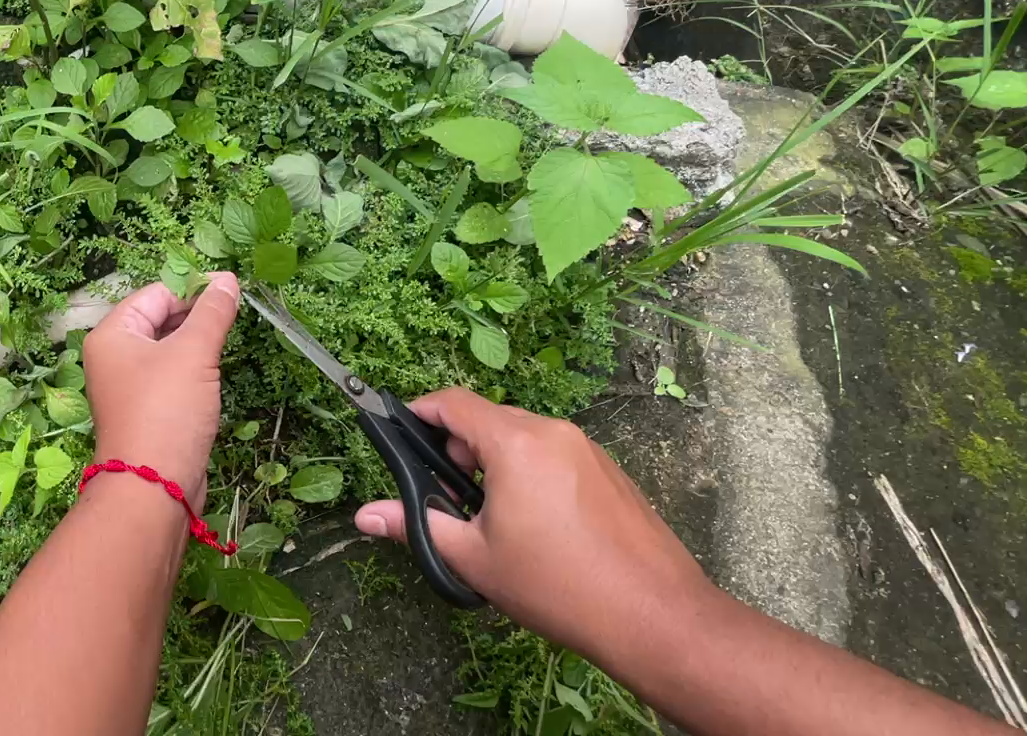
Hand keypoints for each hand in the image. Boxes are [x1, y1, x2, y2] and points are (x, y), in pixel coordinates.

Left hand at [82, 272, 240, 503]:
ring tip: (227, 338)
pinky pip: (171, 377)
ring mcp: (129, 386)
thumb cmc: (167, 410)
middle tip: (234, 311)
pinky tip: (215, 372)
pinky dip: (193, 370)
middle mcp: (114, 356)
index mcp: (113, 334)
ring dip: (196, 343)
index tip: (231, 287)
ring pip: (168, 350)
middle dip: (196, 315)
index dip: (192, 288)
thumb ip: (212, 313)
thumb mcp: (193, 353)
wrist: (154, 489)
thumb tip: (228, 279)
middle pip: (160, 319)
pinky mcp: (147, 411)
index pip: (156, 294)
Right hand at [352, 388, 715, 666]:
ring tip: (492, 515)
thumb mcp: (474, 558)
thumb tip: (365, 515)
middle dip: (456, 449)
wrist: (662, 622)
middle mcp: (552, 432)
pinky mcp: (609, 470)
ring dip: (492, 461)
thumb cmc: (559, 587)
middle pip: (485, 418)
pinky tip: (534, 522)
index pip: (452, 403)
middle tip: (450, 496)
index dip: (419, 412)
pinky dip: (527, 470)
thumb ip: (415, 525)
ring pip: (519, 436)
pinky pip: (551, 452)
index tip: (400, 434)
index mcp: (516, 442)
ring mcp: (586, 449)